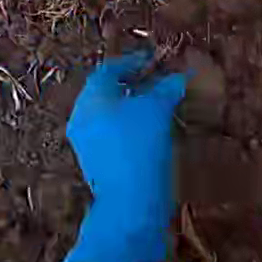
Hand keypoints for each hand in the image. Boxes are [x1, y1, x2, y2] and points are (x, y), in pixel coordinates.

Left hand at [59, 52, 188, 261]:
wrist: (130, 201)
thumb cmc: (140, 144)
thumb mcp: (157, 108)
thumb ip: (167, 87)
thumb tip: (178, 77)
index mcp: (91, 99)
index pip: (109, 70)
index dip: (134, 61)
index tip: (155, 61)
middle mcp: (83, 118)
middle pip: (109, 92)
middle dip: (135, 84)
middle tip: (160, 81)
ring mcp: (88, 143)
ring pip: (112, 114)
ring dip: (136, 106)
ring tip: (162, 104)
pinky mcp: (99, 162)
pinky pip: (116, 134)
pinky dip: (134, 126)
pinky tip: (155, 130)